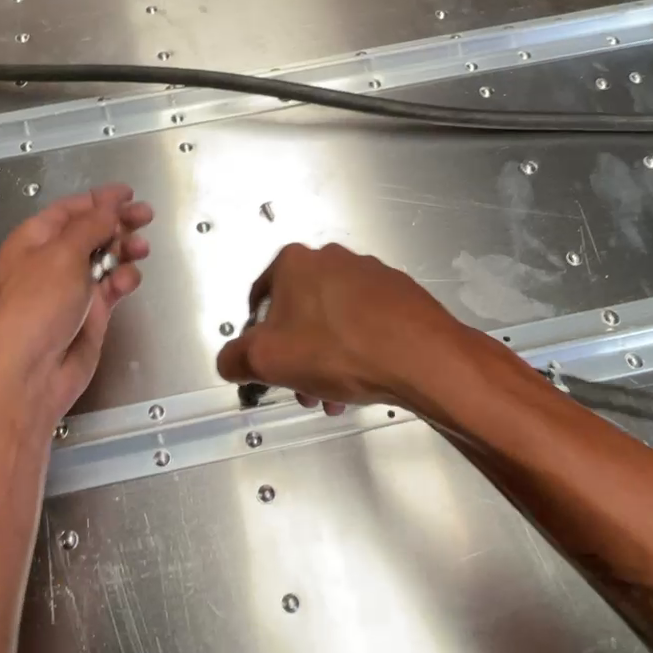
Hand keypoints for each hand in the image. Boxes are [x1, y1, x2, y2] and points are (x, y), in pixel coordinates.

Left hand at [0, 184, 152, 425]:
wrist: (28, 376)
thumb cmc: (33, 309)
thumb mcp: (62, 255)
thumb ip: (91, 226)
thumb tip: (108, 205)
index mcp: (31, 241)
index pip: (69, 210)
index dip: (98, 199)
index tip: (127, 192)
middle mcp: (49, 263)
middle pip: (89, 232)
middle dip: (117, 222)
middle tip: (145, 215)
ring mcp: (68, 290)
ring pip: (103, 260)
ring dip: (123, 250)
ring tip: (141, 247)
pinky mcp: (87, 316)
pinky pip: (110, 289)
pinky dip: (122, 281)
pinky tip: (129, 280)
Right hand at [215, 243, 479, 414]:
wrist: (422, 357)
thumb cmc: (339, 350)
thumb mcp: (266, 361)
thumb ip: (234, 359)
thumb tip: (230, 360)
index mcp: (294, 263)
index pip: (259, 299)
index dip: (257, 338)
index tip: (267, 365)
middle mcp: (331, 259)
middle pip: (299, 313)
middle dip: (297, 355)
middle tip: (303, 388)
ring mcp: (370, 274)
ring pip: (333, 321)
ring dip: (327, 357)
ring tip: (337, 393)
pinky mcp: (400, 294)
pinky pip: (366, 323)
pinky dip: (359, 349)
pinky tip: (364, 379)